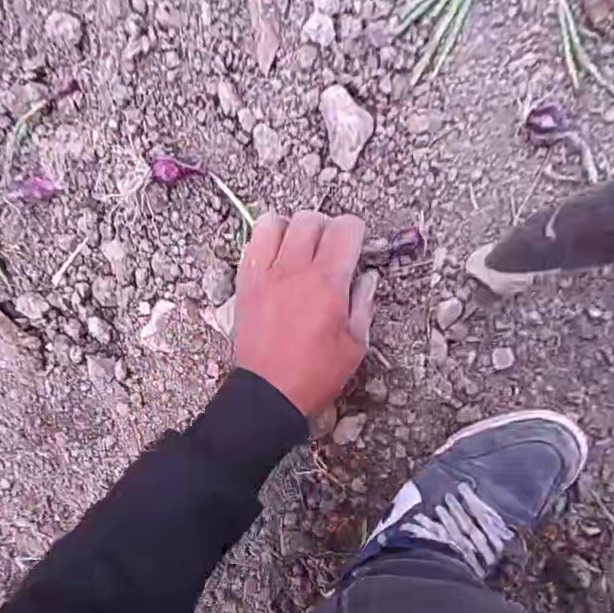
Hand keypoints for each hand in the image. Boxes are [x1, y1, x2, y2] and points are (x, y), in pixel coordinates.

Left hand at [233, 210, 378, 418]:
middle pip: (312, 219)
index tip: (357, 243)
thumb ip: (363, 304)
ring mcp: (266, 275)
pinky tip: (277, 258)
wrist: (270, 394)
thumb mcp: (355, 346)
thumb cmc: (314, 375)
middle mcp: (295, 271)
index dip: (356, 231)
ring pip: (277, 222)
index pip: (345, 229)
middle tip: (332, 247)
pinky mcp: (246, 284)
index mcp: (328, 284)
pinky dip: (267, 240)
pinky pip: (253, 243)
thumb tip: (367, 279)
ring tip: (301, 247)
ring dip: (293, 228)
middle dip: (327, 227)